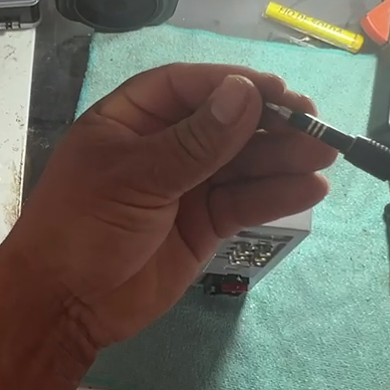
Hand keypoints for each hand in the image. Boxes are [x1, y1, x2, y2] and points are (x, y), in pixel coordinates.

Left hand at [0, 65, 333, 353]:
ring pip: (239, 162)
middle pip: (220, 122)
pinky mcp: (202, 224)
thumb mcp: (135, 177)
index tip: (275, 89)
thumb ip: (194, 142)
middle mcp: (159, 147)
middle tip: (313, 123)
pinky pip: (243, 202)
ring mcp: (182, 186)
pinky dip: (275, 195)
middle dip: (266, 121)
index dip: (229, 84)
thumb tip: (246, 93)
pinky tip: (309, 188)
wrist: (65, 304)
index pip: (184, 87)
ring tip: (324, 154)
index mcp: (127, 120)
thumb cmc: (83, 227)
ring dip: (280, 157)